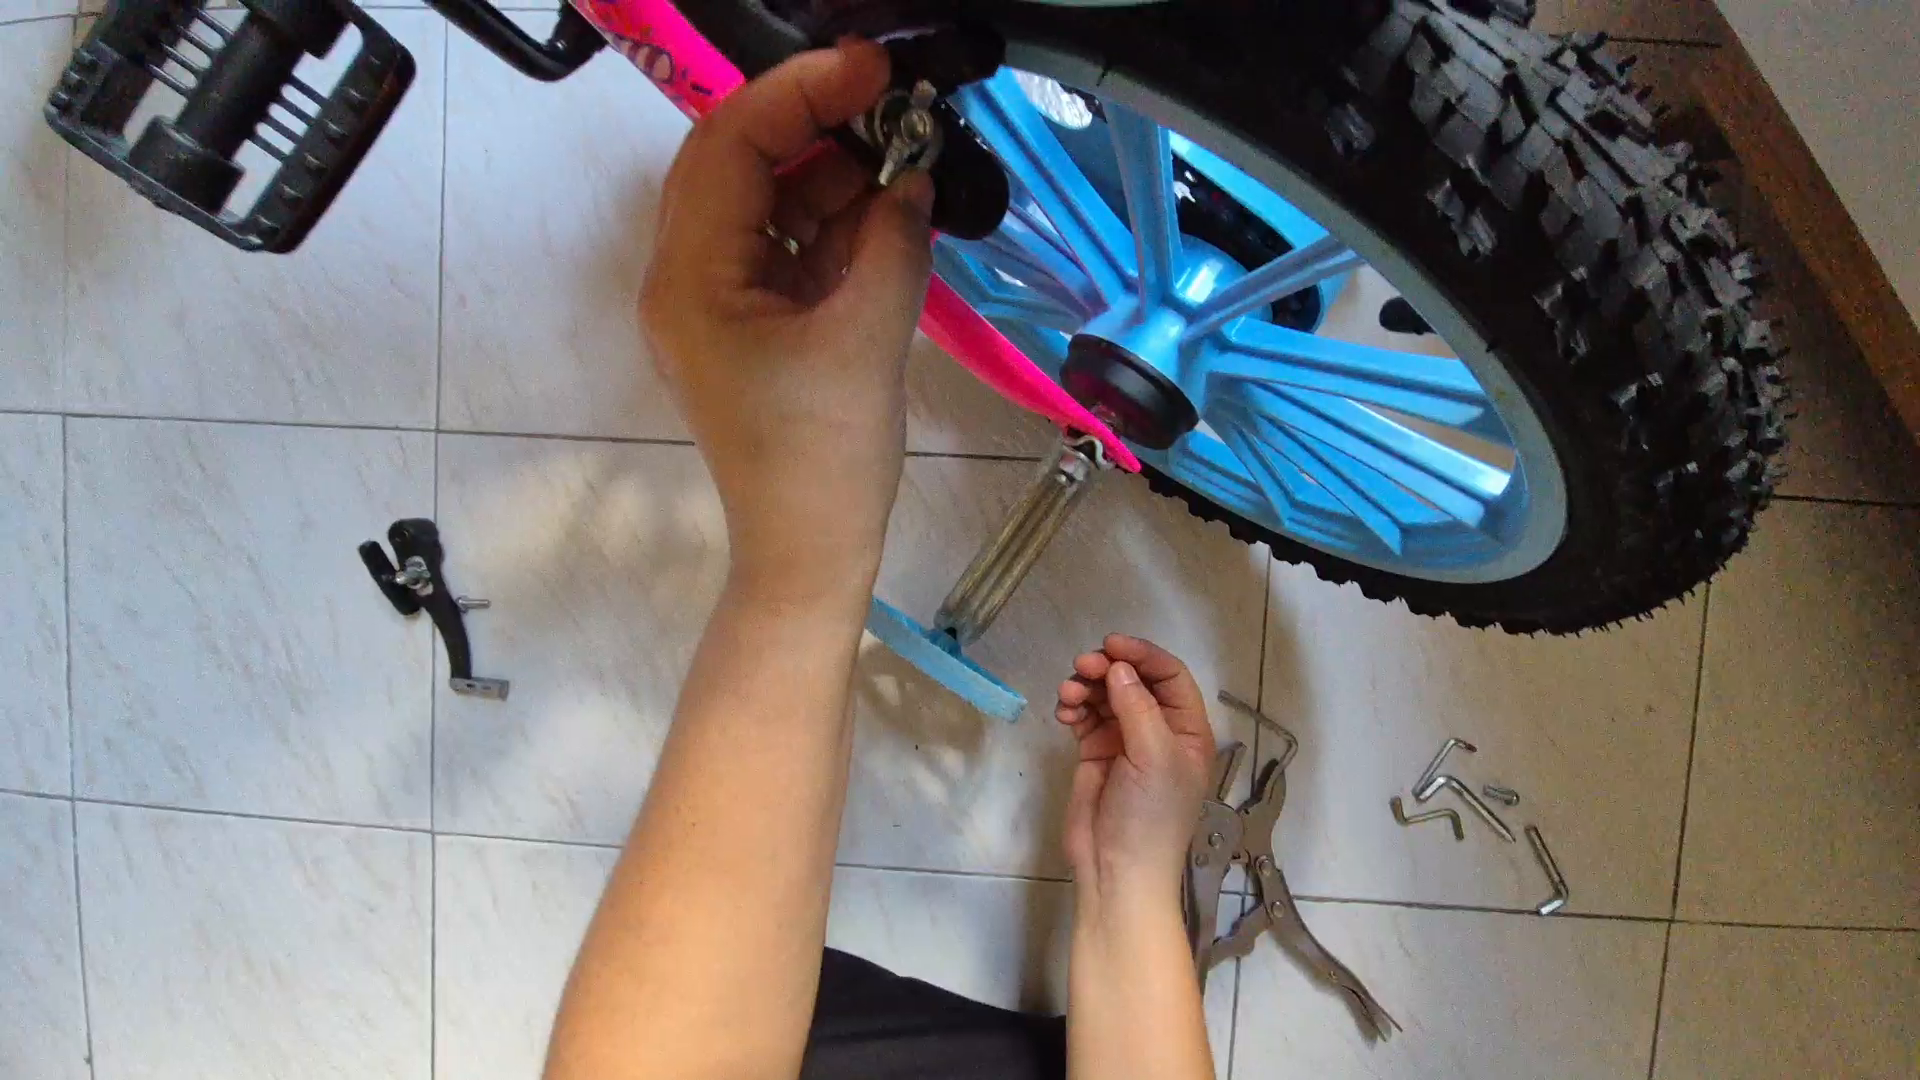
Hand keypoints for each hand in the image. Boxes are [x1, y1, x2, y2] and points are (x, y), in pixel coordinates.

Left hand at [641, 40, 935, 602]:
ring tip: (902, 176)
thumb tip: (913, 181)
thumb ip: (893, 242)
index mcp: (690, 278)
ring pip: (766, 214)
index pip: (731, 143)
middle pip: (742, 170)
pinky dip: (831, 237)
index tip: (875, 70)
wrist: (810, 551)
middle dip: (819, 137)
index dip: (802, 91)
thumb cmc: (827, 459)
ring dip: (831, 188)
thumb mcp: (869, 339)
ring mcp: (715, 310)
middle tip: (896, 121)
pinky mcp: (749, 334)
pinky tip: (884, 226)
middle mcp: (685, 282)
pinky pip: (784, 260)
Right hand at [1054, 634, 1216, 899]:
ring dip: (1086, 687)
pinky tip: (1064, 714)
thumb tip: (1118, 667)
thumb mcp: (1154, 758)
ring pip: (1105, 694)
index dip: (1143, 655)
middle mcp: (1157, 730)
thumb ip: (1137, 707)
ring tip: (1068, 696)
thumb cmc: (1149, 817)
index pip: (1170, 676)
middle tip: (1082, 666)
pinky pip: (1085, 715)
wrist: (1115, 870)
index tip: (1112, 644)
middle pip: (1133, 680)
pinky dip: (1074, 707)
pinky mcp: (1096, 752)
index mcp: (1186, 730)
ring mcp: (1125, 740)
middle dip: (1108, 668)